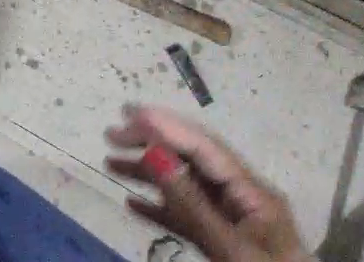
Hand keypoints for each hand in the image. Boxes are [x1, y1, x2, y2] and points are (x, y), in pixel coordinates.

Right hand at [106, 106, 309, 261]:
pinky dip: (159, 207)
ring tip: (110, 164)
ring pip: (184, 185)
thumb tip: (154, 153)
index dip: (165, 126)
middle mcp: (242, 199)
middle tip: (110, 135)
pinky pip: (187, 217)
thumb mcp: (232, 249)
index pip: (203, 147)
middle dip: (151, 142)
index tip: (127, 115)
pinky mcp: (224, 244)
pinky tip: (133, 205)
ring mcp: (233, 221)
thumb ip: (192, 204)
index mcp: (253, 193)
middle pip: (191, 159)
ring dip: (148, 173)